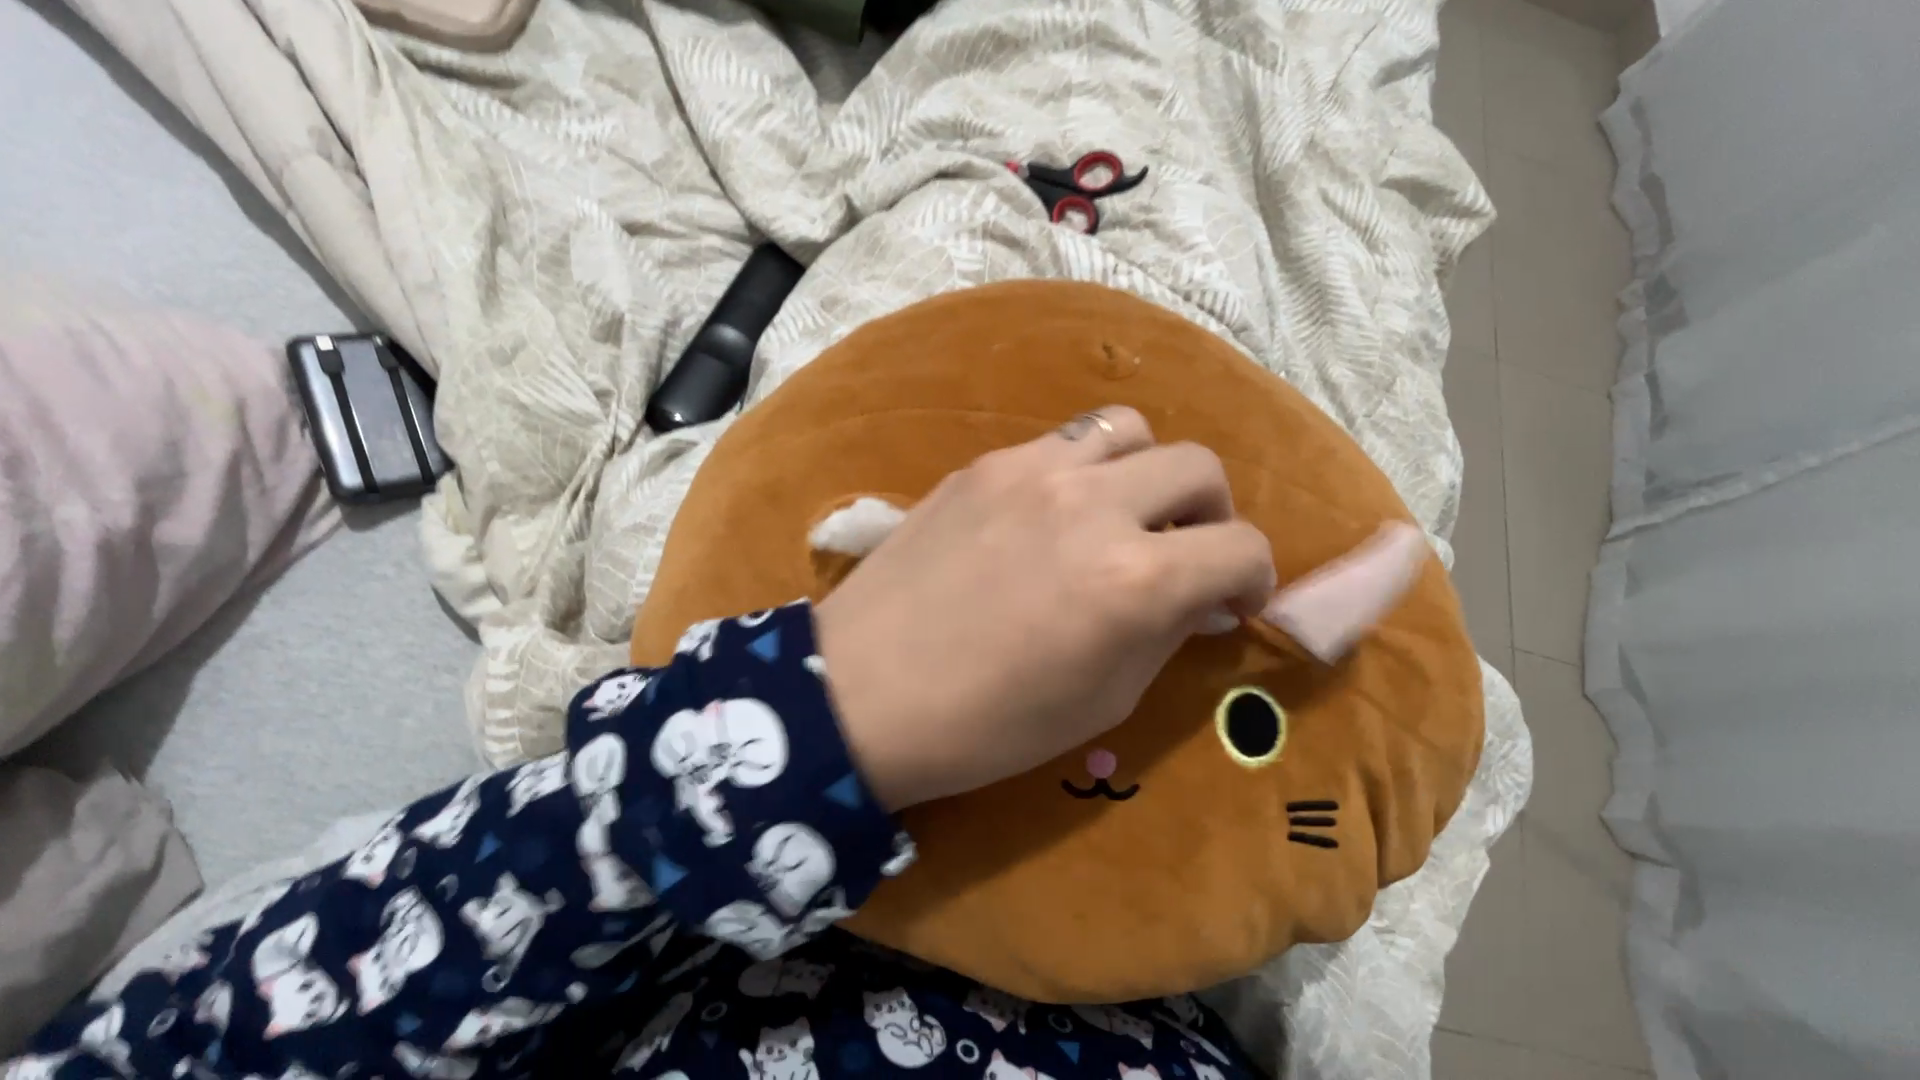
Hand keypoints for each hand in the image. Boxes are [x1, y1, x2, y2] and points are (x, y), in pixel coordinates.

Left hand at [811, 406, 1277, 811]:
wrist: (863, 693)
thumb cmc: (988, 724)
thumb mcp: (1104, 700)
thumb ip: (1166, 633)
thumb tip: (1201, 598)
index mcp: (1136, 579)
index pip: (1240, 546)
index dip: (1254, 578)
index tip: (1233, 602)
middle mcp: (1095, 504)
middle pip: (1199, 465)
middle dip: (1213, 513)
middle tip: (1187, 554)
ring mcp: (1033, 471)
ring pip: (1130, 429)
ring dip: (1148, 471)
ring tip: (1124, 515)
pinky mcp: (983, 465)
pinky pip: (1060, 443)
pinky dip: (1083, 471)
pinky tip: (1053, 515)